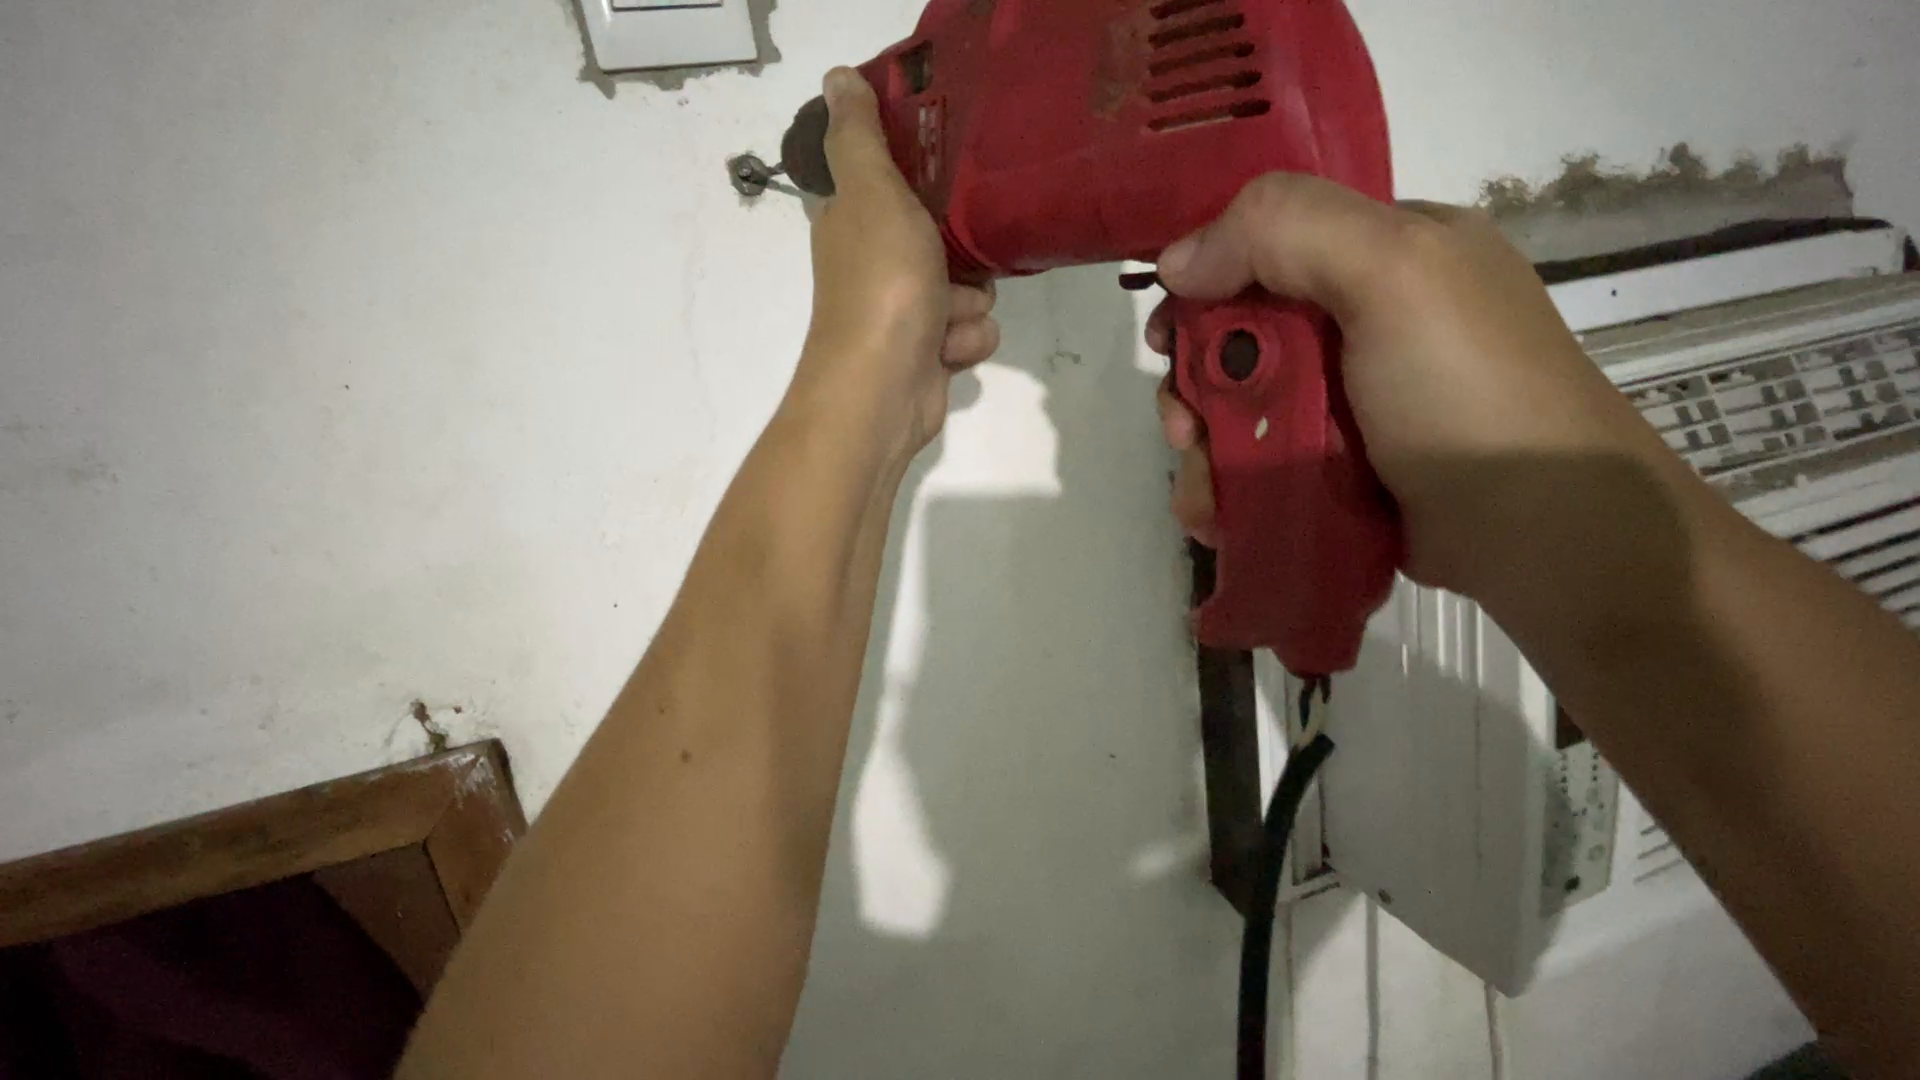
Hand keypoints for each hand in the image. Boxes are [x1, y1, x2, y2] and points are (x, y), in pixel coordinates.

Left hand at [791, 68, 999, 462]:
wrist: (883, 387)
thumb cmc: (879, 284)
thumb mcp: (871, 193)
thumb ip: (859, 136)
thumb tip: (836, 77)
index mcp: (852, 223)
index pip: (891, 183)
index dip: (922, 175)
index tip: (949, 169)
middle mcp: (875, 266)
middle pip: (943, 237)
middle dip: (960, 252)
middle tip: (954, 254)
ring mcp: (903, 314)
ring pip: (968, 289)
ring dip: (967, 304)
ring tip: (947, 316)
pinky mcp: (929, 354)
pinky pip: (971, 332)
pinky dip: (967, 340)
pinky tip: (950, 350)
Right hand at [1148, 175, 1679, 601]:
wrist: (1539, 529)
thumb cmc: (1466, 390)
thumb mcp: (1395, 272)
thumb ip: (1284, 233)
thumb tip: (1175, 261)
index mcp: (1383, 250)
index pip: (1264, 244)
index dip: (1202, 285)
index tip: (1168, 337)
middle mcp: (1360, 318)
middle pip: (1238, 336)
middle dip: (1195, 385)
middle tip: (1184, 431)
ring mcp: (1347, 398)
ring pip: (1240, 407)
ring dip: (1203, 451)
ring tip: (1202, 497)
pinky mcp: (1336, 462)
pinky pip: (1259, 458)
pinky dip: (1226, 486)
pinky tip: (1215, 517)